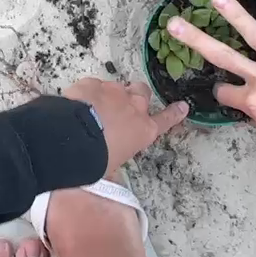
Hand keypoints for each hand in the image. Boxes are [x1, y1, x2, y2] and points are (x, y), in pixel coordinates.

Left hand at [63, 78, 188, 176]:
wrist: (73, 139)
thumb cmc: (96, 159)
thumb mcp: (111, 166)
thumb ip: (115, 160)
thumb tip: (110, 172)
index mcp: (143, 131)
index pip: (166, 120)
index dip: (174, 113)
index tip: (182, 106)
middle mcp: (134, 107)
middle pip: (143, 92)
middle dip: (136, 95)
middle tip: (125, 103)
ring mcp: (114, 91)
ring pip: (118, 86)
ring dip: (110, 94)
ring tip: (94, 107)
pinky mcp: (94, 84)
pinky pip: (94, 85)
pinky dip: (89, 92)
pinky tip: (78, 103)